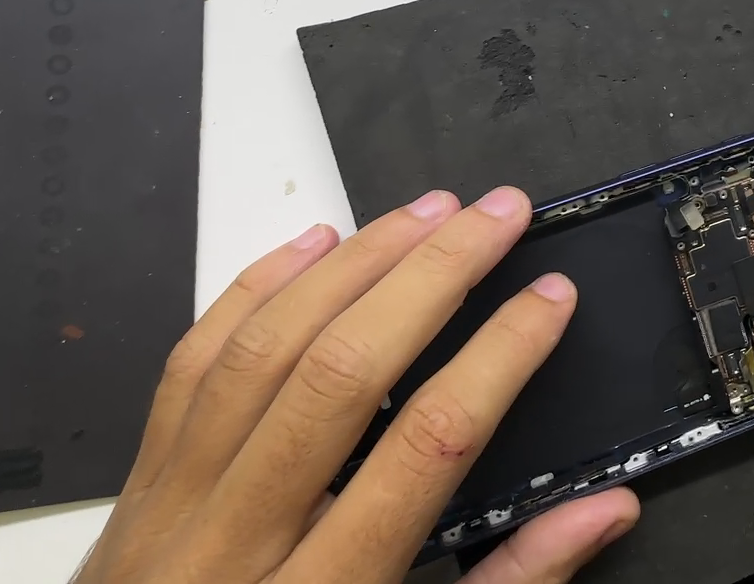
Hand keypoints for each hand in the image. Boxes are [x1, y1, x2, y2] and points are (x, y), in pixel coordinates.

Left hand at [76, 187, 638, 583]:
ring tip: (432, 207)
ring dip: (360, 260)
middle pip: (344, 372)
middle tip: (500, 212)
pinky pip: (193, 359)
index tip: (553, 294)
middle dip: (435, 273)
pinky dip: (258, 285)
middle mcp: (236, 540)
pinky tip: (317, 238)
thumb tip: (612, 506)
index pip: (427, 446)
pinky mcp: (141, 479)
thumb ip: (514, 583)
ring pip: (271, 347)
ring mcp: (173, 503)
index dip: (500, 358)